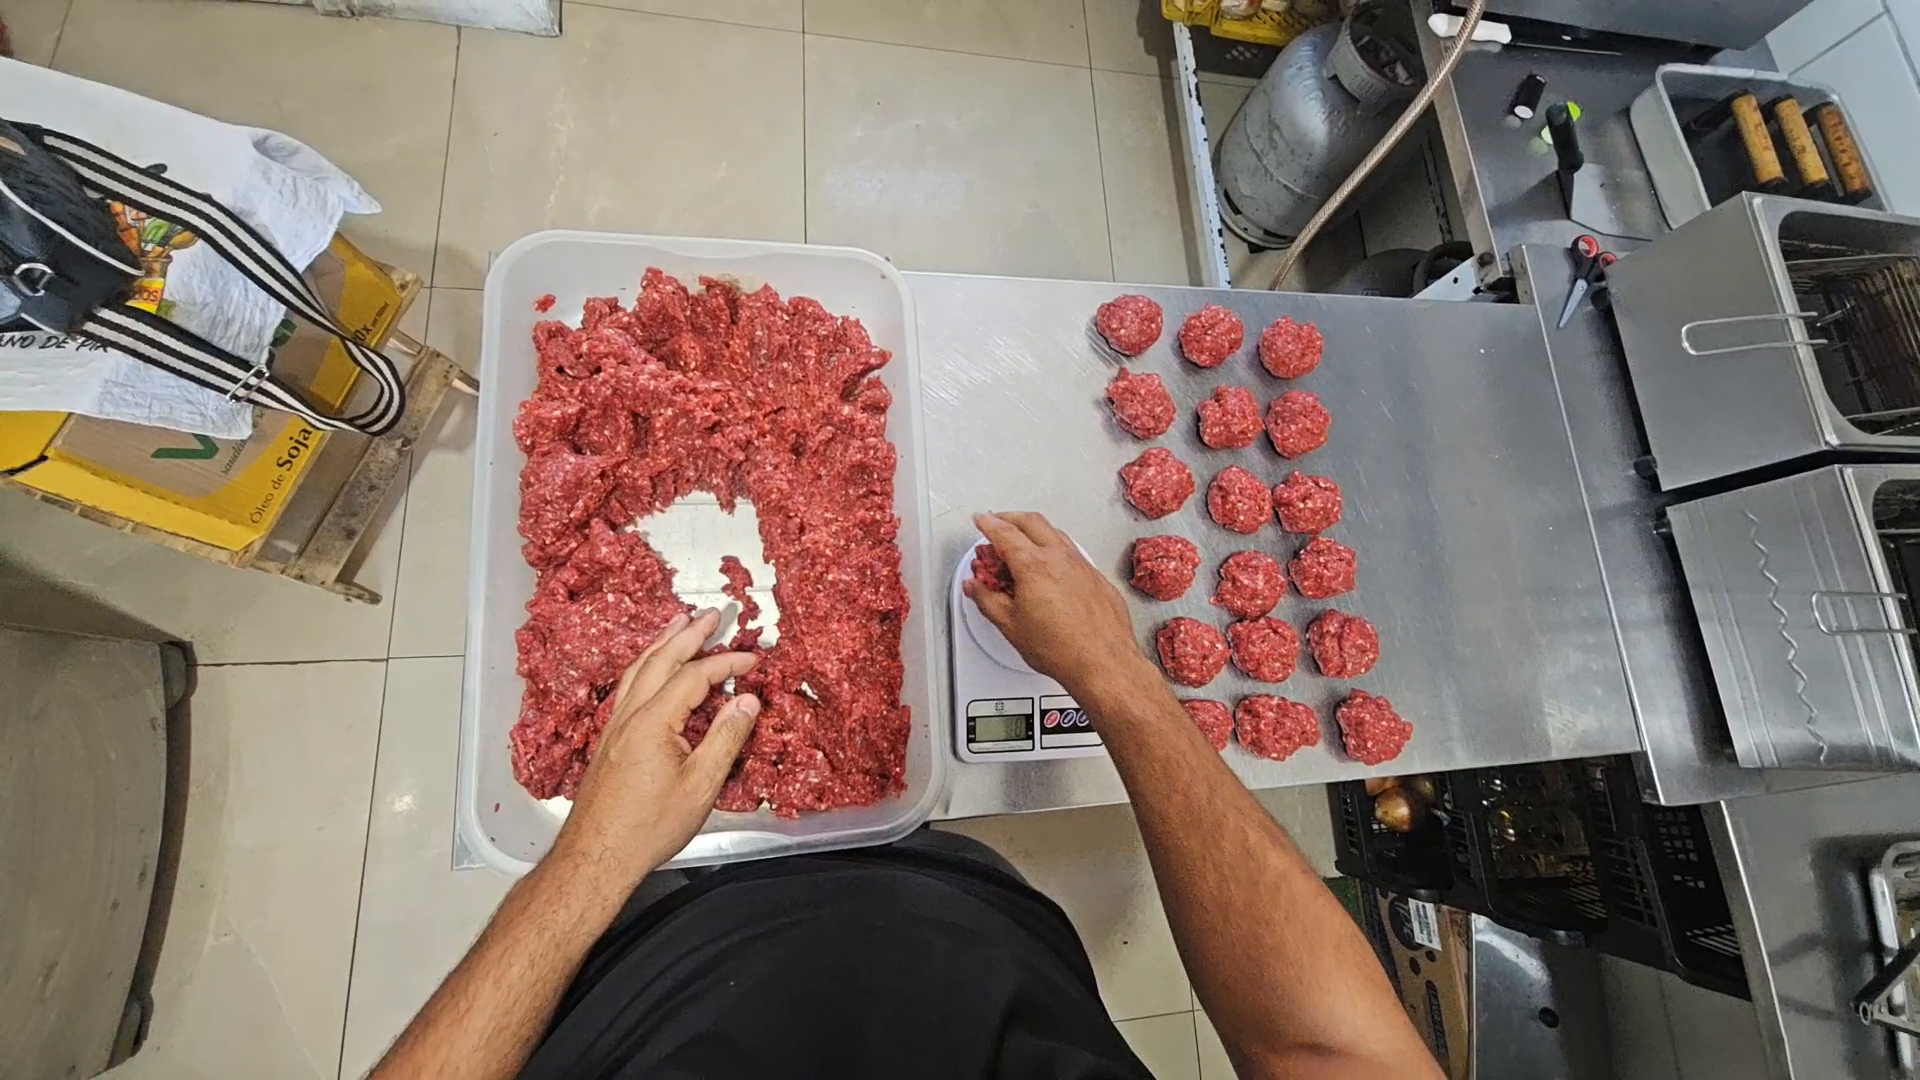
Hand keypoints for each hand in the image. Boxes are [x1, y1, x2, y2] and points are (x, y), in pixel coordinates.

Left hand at [551, 609, 760, 885]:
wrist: (594, 859)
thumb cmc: (650, 826)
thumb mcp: (701, 785)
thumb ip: (726, 738)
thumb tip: (748, 701)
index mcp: (653, 721)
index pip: (695, 676)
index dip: (728, 663)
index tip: (755, 661)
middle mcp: (630, 714)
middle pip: (662, 659)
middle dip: (690, 634)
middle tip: (713, 614)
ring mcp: (615, 724)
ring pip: (640, 669)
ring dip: (664, 642)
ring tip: (680, 623)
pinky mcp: (609, 738)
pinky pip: (630, 685)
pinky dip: (648, 663)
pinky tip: (654, 666)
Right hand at [962, 512, 1146, 692]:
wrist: (1103, 663)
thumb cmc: (1062, 649)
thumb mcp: (1010, 626)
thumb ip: (987, 600)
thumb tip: (975, 587)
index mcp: (1034, 566)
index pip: (1004, 533)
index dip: (988, 523)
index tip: (981, 520)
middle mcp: (1060, 558)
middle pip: (1031, 522)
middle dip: (1010, 517)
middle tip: (998, 521)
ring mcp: (1082, 565)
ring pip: (1055, 533)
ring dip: (1034, 530)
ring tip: (1023, 540)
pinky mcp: (1097, 578)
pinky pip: (1073, 553)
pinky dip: (1055, 549)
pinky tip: (1051, 564)